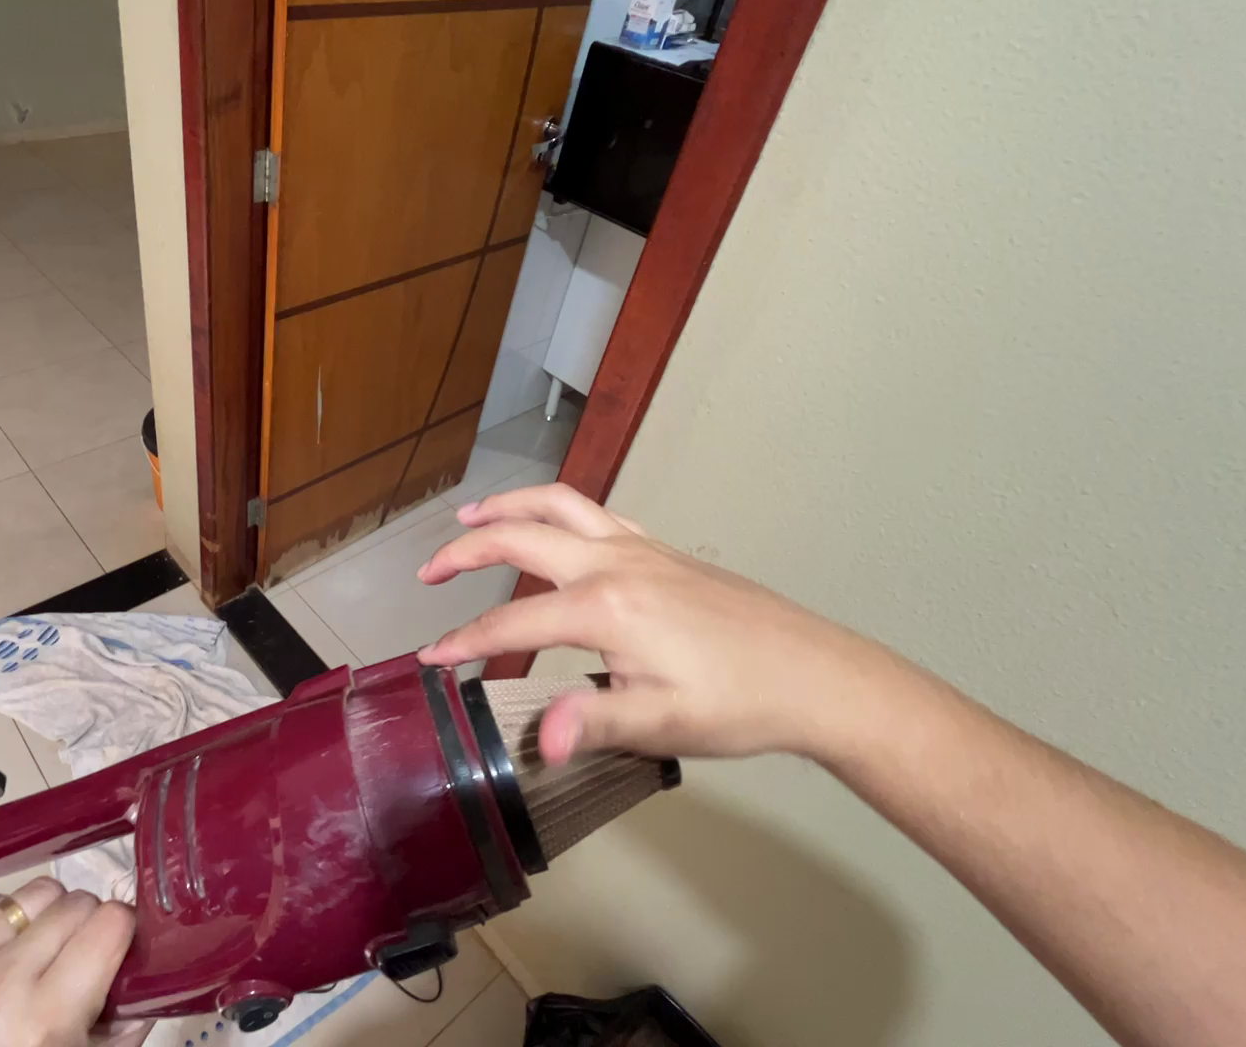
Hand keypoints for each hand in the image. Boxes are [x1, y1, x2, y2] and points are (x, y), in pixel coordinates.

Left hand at [0, 876, 150, 1046]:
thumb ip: (130, 1020)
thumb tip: (152, 961)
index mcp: (45, 1019)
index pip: (111, 922)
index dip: (121, 932)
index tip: (117, 950)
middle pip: (77, 903)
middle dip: (87, 925)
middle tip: (79, 958)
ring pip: (37, 892)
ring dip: (48, 916)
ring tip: (40, 951)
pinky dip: (5, 924)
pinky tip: (1, 957)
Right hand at [416, 484, 930, 763]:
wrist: (816, 675)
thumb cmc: (738, 702)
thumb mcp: (662, 722)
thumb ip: (592, 721)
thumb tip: (539, 741)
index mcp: (604, 607)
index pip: (511, 622)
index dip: (464, 642)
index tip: (430, 658)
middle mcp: (612, 563)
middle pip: (519, 537)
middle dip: (465, 552)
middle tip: (429, 571)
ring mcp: (638, 548)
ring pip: (557, 504)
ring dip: (507, 506)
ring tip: (471, 515)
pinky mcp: (659, 550)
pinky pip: (595, 513)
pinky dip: (556, 510)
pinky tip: (550, 526)